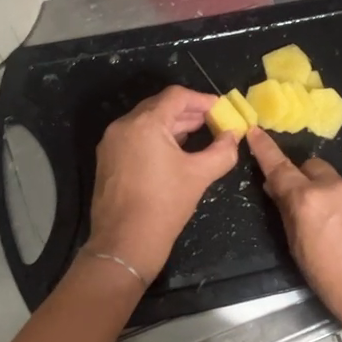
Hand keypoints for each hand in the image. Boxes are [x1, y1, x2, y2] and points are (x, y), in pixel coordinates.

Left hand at [85, 86, 240, 283]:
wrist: (124, 244)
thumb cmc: (164, 206)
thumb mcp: (199, 176)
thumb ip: (222, 151)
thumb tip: (234, 136)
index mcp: (145, 123)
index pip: (176, 96)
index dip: (202, 99)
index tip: (220, 109)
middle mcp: (123, 126)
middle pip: (159, 106)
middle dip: (187, 112)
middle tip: (212, 121)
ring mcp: (111, 144)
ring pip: (145, 122)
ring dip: (171, 125)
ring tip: (196, 135)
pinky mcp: (107, 161)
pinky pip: (134, 138)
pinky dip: (155, 138)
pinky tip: (173, 152)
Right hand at [244, 126, 341, 328]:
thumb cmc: (333, 283)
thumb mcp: (298, 251)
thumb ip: (288, 215)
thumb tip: (279, 192)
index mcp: (306, 200)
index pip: (279, 167)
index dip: (264, 149)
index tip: (254, 132)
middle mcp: (333, 187)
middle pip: (311, 167)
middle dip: (303, 178)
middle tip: (300, 204)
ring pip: (335, 182)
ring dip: (327, 195)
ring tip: (333, 228)